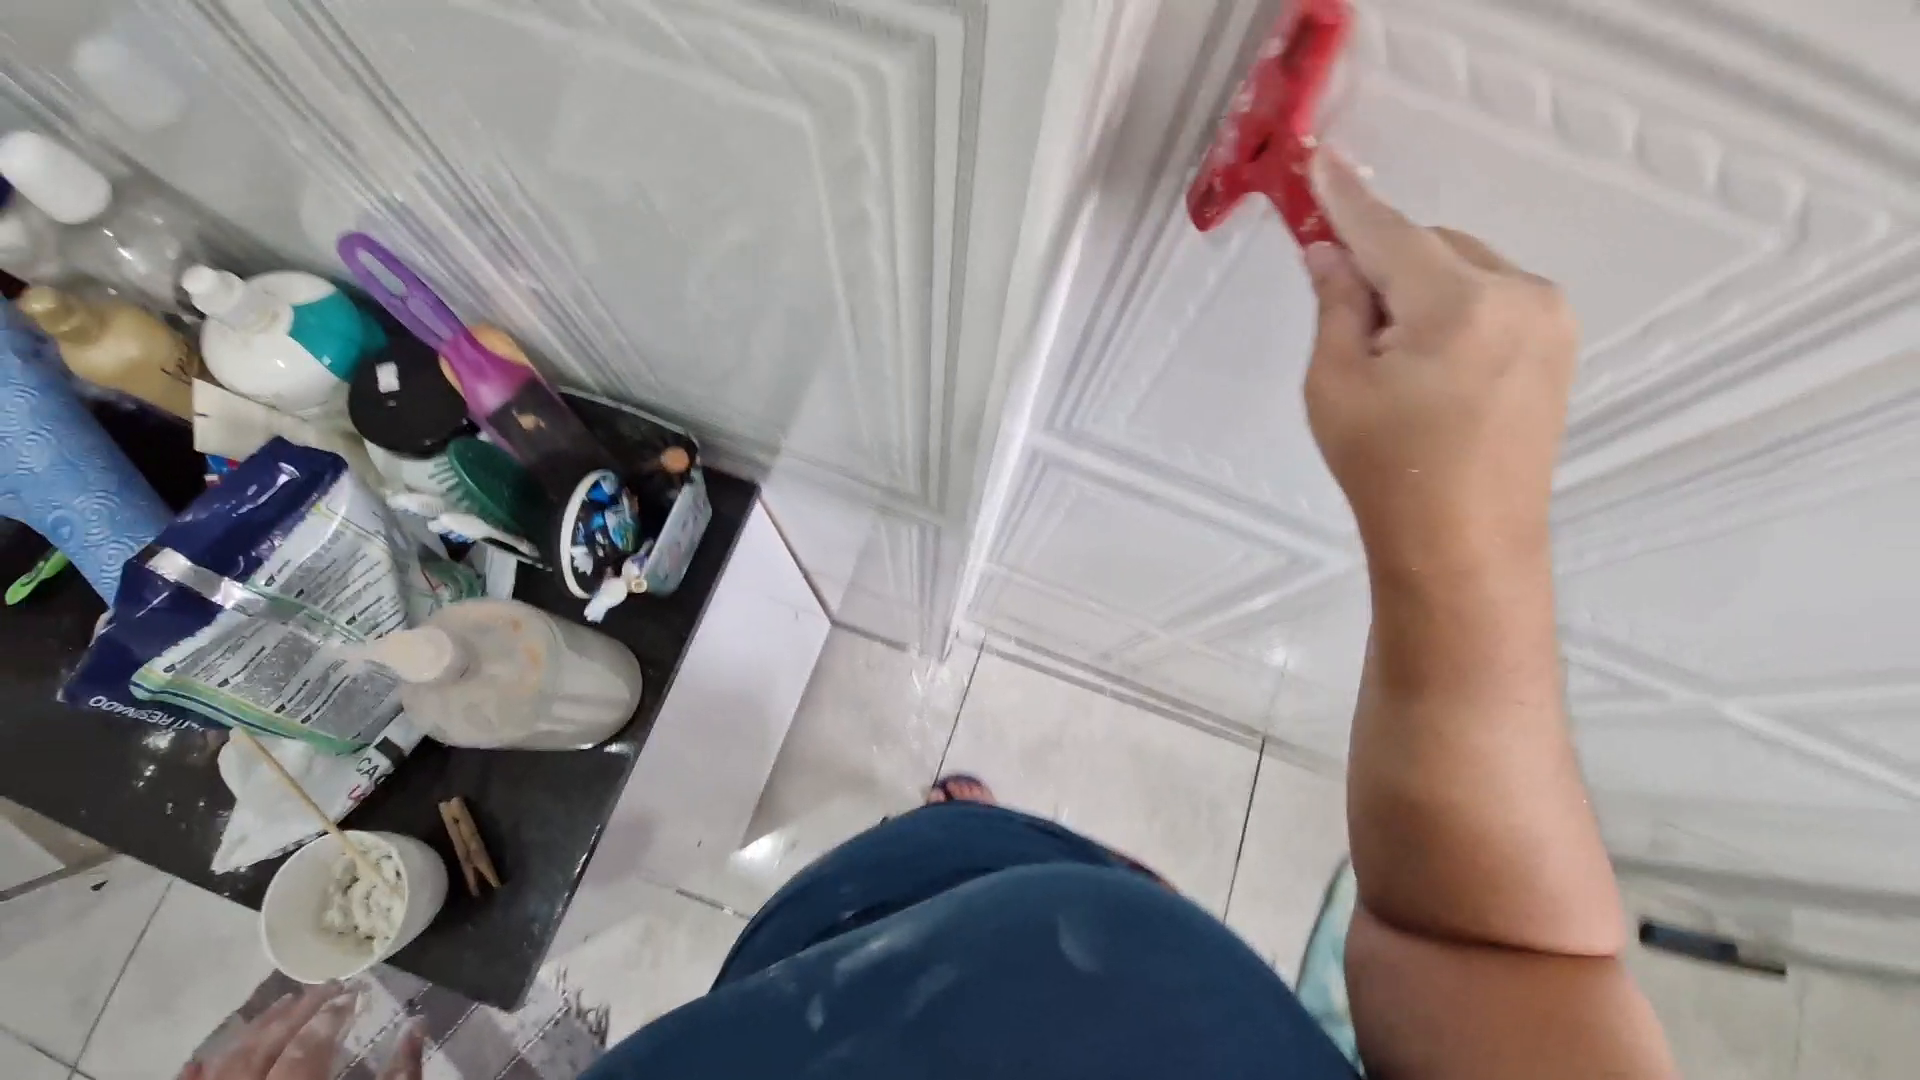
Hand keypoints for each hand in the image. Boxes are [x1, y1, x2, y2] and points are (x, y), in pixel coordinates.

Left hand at [177, 983, 423, 1079]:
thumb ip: (400, 1076)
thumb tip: (418, 1025)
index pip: (305, 1050)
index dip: (329, 1017)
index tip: (353, 993)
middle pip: (261, 1054)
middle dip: (295, 1015)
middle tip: (327, 987)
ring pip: (224, 1070)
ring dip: (252, 1035)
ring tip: (283, 1005)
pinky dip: (193, 1079)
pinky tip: (200, 1061)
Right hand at [1301, 150, 1577, 580]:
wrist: (1463, 544)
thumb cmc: (1385, 470)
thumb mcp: (1333, 387)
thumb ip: (1335, 308)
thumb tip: (1332, 255)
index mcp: (1459, 304)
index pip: (1390, 232)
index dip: (1347, 200)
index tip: (1318, 163)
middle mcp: (1521, 294)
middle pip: (1433, 246)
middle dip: (1384, 263)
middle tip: (1344, 310)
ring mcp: (1551, 320)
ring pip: (1466, 269)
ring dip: (1419, 287)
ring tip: (1390, 356)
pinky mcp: (1560, 347)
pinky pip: (1494, 299)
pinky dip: (1452, 308)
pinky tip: (1428, 362)